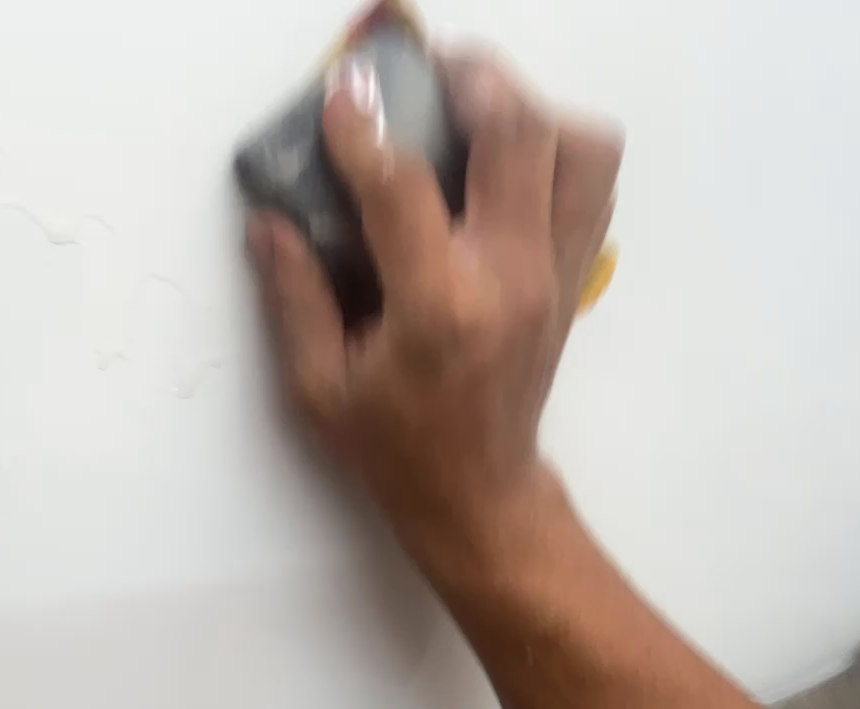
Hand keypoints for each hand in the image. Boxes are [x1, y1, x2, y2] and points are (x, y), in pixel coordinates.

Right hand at [249, 50, 620, 558]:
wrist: (474, 489)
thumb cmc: (388, 447)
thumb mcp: (318, 387)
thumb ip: (294, 299)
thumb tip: (267, 224)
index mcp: (438, 308)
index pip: (401, 191)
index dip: (364, 133)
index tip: (342, 93)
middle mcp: (511, 276)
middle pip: (517, 135)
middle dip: (471, 81)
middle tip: (425, 68)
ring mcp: (556, 273)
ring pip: (579, 144)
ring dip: (528, 106)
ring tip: (474, 107)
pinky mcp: (573, 277)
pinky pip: (592, 180)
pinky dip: (556, 146)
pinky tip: (507, 159)